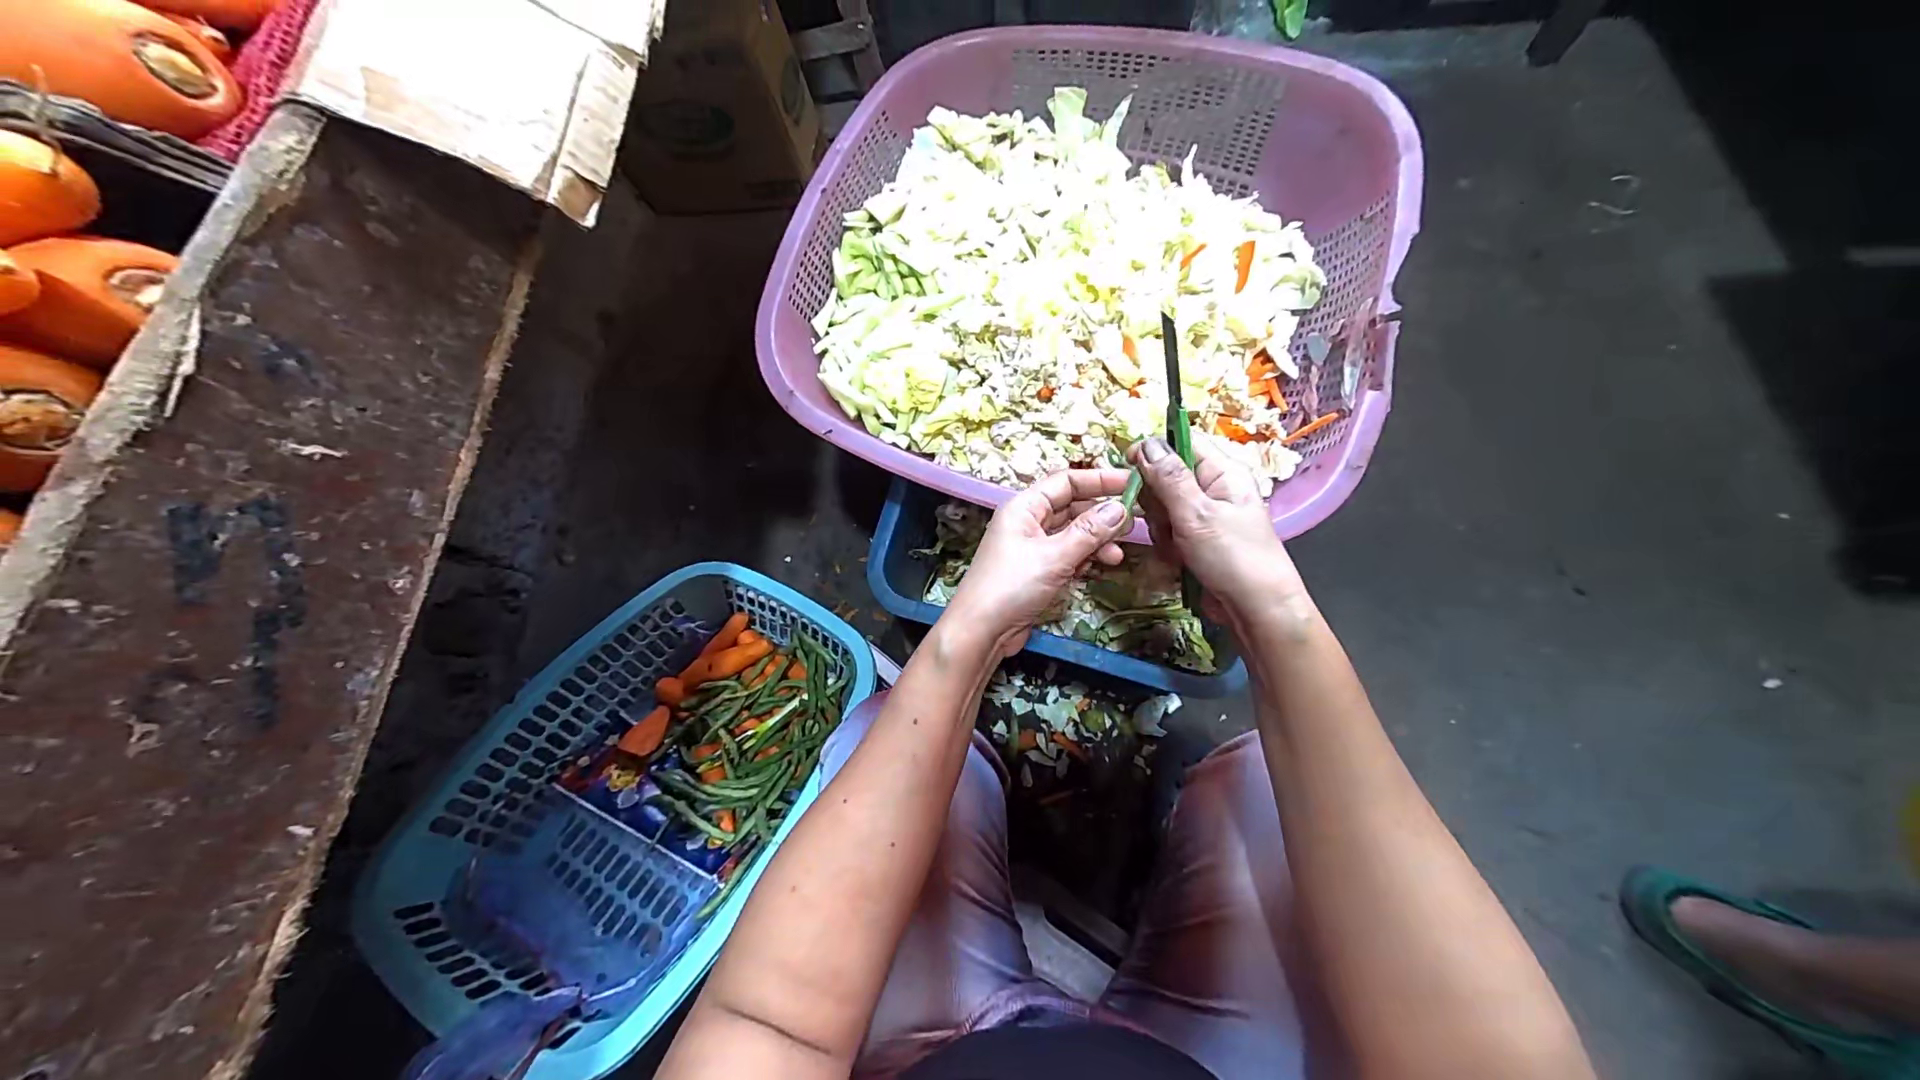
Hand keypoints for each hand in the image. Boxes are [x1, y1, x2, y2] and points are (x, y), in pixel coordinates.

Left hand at [943, 469, 1132, 658]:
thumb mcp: (1054, 556)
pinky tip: (1101, 566)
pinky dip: (1085, 558)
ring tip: (1117, 555)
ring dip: (1097, 541)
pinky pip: (1068, 555)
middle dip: (1102, 515)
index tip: (1132, 483)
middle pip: (1072, 507)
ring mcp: (1033, 547)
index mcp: (1024, 507)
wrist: (981, 631)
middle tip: (1132, 524)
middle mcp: (1028, 522)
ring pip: (1073, 534)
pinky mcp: (1039, 571)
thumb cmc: (1012, 586)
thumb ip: (1089, 532)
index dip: (1100, 480)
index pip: (1066, 482)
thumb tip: (1120, 509)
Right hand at [1128, 436, 1309, 627]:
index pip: (1183, 441)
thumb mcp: (1197, 513)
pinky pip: (1169, 531)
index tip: (1129, 467)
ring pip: (1163, 507)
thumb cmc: (1233, 557)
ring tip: (1175, 547)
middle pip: (1167, 476)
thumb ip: (1169, 478)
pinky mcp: (1197, 539)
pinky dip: (1167, 545)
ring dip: (1161, 527)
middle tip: (1164, 520)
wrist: (1257, 610)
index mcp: (1223, 472)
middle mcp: (1214, 488)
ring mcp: (1205, 516)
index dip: (1154, 450)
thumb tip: (1146, 442)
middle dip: (1156, 499)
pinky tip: (1177, 560)